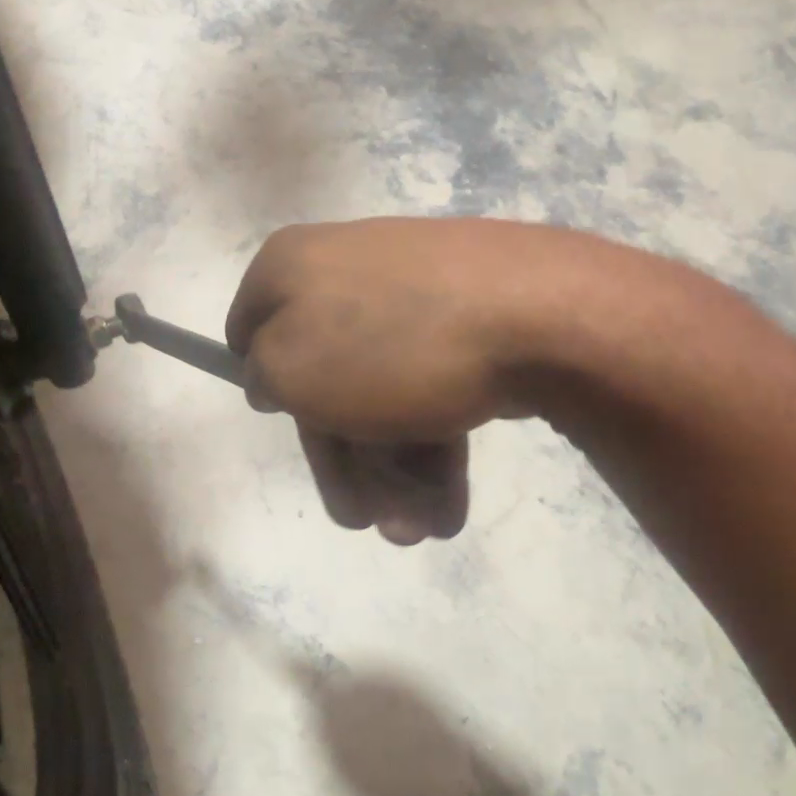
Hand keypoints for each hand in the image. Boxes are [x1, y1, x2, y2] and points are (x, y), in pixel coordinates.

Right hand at [224, 217, 636, 542]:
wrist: (545, 316)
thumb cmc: (389, 348)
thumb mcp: (290, 371)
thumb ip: (263, 375)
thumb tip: (274, 374)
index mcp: (293, 265)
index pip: (250, 330)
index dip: (268, 386)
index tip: (290, 430)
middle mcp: (347, 267)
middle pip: (329, 378)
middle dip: (347, 463)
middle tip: (367, 523)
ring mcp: (414, 292)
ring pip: (383, 391)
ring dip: (394, 473)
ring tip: (421, 530)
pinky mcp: (469, 317)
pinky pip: (431, 383)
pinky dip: (433, 445)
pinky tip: (447, 506)